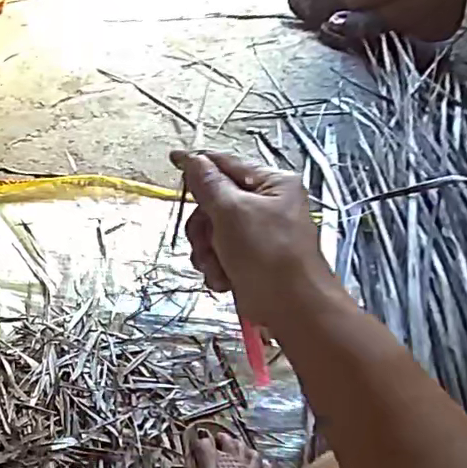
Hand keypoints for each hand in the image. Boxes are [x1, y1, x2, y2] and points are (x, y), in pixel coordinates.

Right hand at [170, 150, 331, 330]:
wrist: (293, 308)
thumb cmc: (268, 255)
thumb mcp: (232, 212)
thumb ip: (209, 184)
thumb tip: (193, 159)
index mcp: (271, 184)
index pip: (226, 164)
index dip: (198, 164)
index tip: (173, 159)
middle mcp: (265, 205)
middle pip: (213, 203)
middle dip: (203, 227)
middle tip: (206, 242)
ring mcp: (257, 233)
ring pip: (211, 232)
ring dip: (207, 252)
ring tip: (218, 267)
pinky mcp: (249, 259)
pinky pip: (219, 254)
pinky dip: (217, 268)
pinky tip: (225, 280)